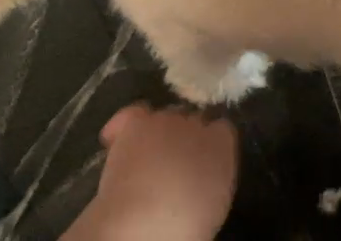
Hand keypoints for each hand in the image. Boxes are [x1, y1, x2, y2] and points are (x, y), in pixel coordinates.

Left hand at [60, 105, 238, 240]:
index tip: (198, 166)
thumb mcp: (213, 205)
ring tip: (144, 162)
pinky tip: (116, 141)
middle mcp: (199, 124)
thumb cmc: (184, 226)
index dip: (208, 146)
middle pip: (192, 120)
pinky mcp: (137, 124)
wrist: (145, 224)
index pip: (221, 130)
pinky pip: (132, 115)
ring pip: (163, 118)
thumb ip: (212, 178)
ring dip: (156, 134)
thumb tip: (202, 176)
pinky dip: (123, 127)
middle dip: (183, 139)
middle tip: (170, 167)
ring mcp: (167, 120)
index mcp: (224, 144)